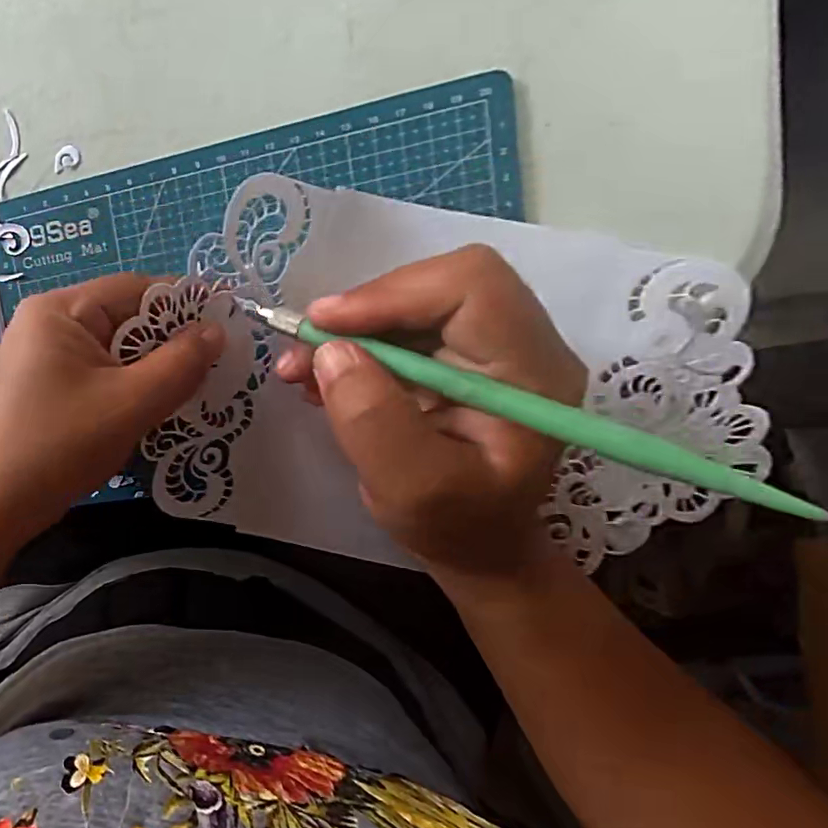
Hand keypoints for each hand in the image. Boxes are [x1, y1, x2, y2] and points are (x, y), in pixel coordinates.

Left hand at [0, 273, 224, 540]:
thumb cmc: (59, 446)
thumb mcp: (130, 403)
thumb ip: (181, 363)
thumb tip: (215, 331)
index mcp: (59, 310)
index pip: (134, 288)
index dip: (184, 304)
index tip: (228, 326)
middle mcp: (45, 324)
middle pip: (123, 318)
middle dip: (170, 343)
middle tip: (218, 366)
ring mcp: (41, 358)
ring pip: (113, 351)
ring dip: (152, 369)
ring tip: (193, 391)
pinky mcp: (43, 388)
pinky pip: (97, 375)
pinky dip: (127, 388)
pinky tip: (154, 410)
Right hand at [273, 245, 585, 576]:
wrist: (472, 542)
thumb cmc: (455, 524)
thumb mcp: (413, 488)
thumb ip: (375, 421)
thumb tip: (331, 351)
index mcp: (529, 372)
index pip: (470, 287)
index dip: (392, 294)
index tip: (324, 325)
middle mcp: (514, 343)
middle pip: (434, 284)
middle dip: (361, 310)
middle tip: (306, 345)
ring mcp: (481, 346)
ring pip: (406, 301)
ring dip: (344, 329)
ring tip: (298, 369)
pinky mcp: (449, 353)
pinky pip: (392, 324)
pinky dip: (346, 342)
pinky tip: (317, 375)